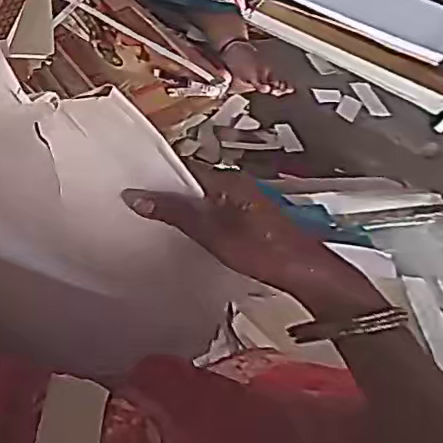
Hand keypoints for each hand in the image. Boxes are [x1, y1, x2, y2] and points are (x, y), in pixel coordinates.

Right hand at [123, 166, 386, 322]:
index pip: (183, 166)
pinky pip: (214, 209)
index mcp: (228, 180)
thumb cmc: (266, 252)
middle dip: (168, 190)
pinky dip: (198, 216)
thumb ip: (175, 213)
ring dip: (183, 205)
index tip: (135, 182)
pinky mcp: (249, 218)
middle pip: (192, 181)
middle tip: (142, 201)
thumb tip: (137, 196)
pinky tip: (190, 231)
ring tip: (159, 216)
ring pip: (203, 196)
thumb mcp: (211, 233)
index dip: (158, 173)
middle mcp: (237, 184)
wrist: (308, 276)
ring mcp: (244, 201)